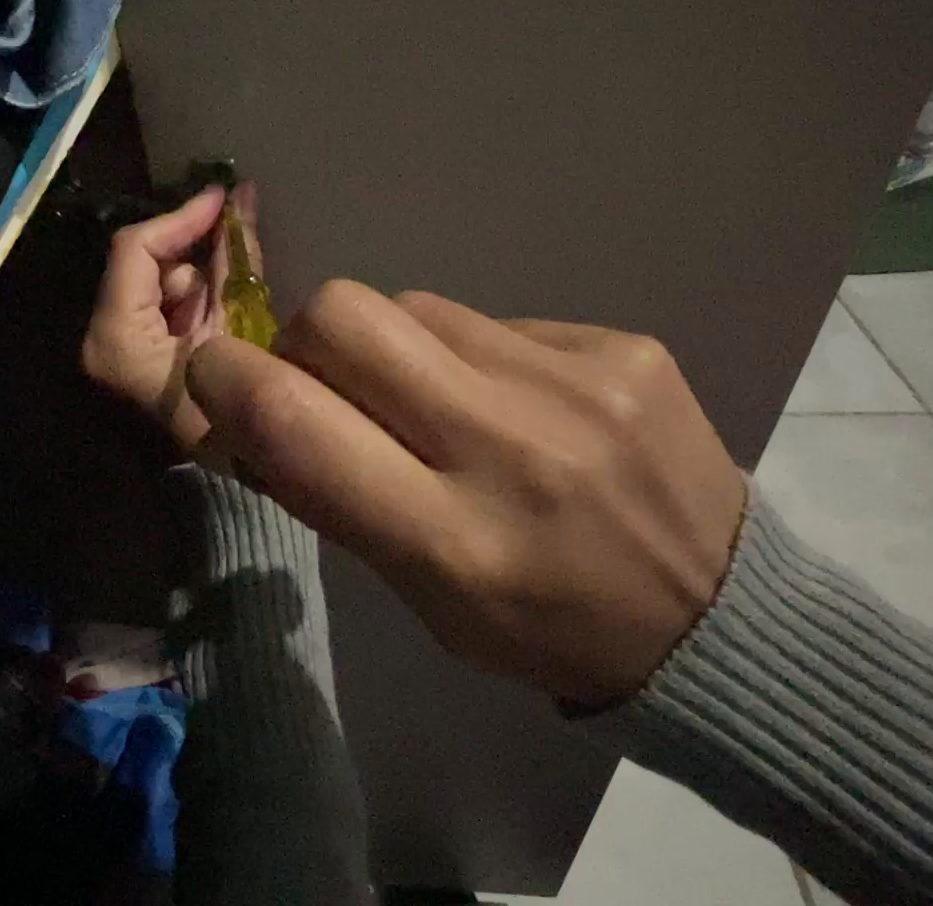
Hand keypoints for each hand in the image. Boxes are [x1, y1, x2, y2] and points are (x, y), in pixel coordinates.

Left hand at [82, 184, 262, 450]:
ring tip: (235, 297)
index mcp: (117, 335)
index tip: (225, 196)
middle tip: (238, 237)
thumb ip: (234, 261)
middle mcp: (101, 339)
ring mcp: (112, 351)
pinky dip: (192, 303)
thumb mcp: (236, 329)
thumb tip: (241, 197)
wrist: (225, 477)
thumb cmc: (234, 409)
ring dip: (197, 281)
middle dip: (195, 251)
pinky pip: (161, 310)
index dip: (183, 217)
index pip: (136, 249)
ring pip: (157, 286)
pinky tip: (221, 312)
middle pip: (148, 265)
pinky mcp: (129, 360)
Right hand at [183, 281, 746, 706]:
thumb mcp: (426, 600)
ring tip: (442, 403)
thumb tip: (259, 408)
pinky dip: (476, 355)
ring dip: (396, 349)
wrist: (716, 615)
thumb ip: (338, 500)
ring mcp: (575, 384)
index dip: (228, 379)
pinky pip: (495, 320)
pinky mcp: (622, 347)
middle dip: (307, 339)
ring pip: (415, 306)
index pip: (297, 424)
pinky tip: (521, 404)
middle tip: (331, 382)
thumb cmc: (543, 626)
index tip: (216, 371)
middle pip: (346, 315)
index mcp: (449, 543)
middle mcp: (508, 449)